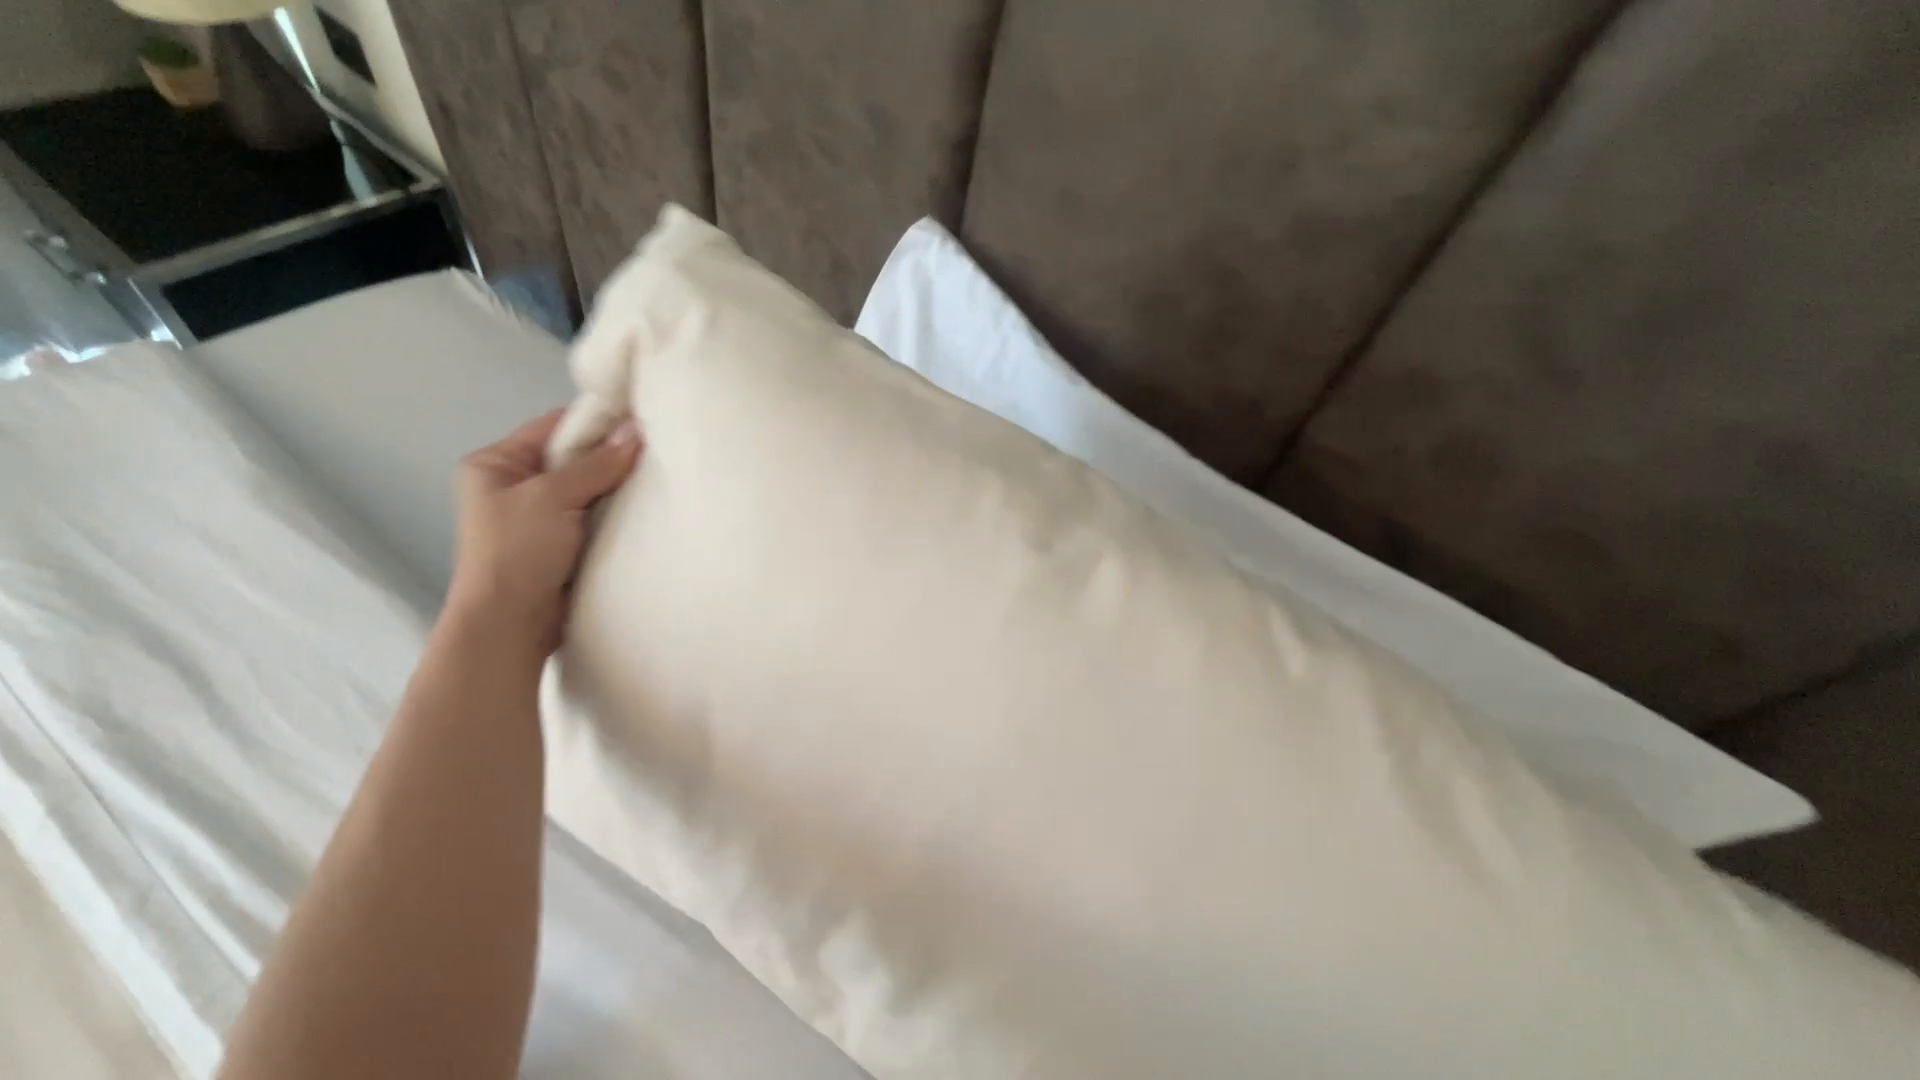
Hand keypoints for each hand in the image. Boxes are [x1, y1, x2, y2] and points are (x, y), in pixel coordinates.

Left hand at [445, 409, 640, 654]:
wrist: (510, 625)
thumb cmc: (517, 552)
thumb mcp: (552, 496)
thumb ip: (596, 464)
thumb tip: (636, 430)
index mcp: (497, 463)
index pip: (554, 427)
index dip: (597, 421)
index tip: (642, 417)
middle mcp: (516, 485)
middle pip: (575, 457)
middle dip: (613, 455)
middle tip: (659, 449)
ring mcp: (540, 517)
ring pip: (590, 488)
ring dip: (619, 487)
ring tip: (660, 477)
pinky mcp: (563, 544)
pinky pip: (596, 517)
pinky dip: (618, 514)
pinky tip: (647, 509)